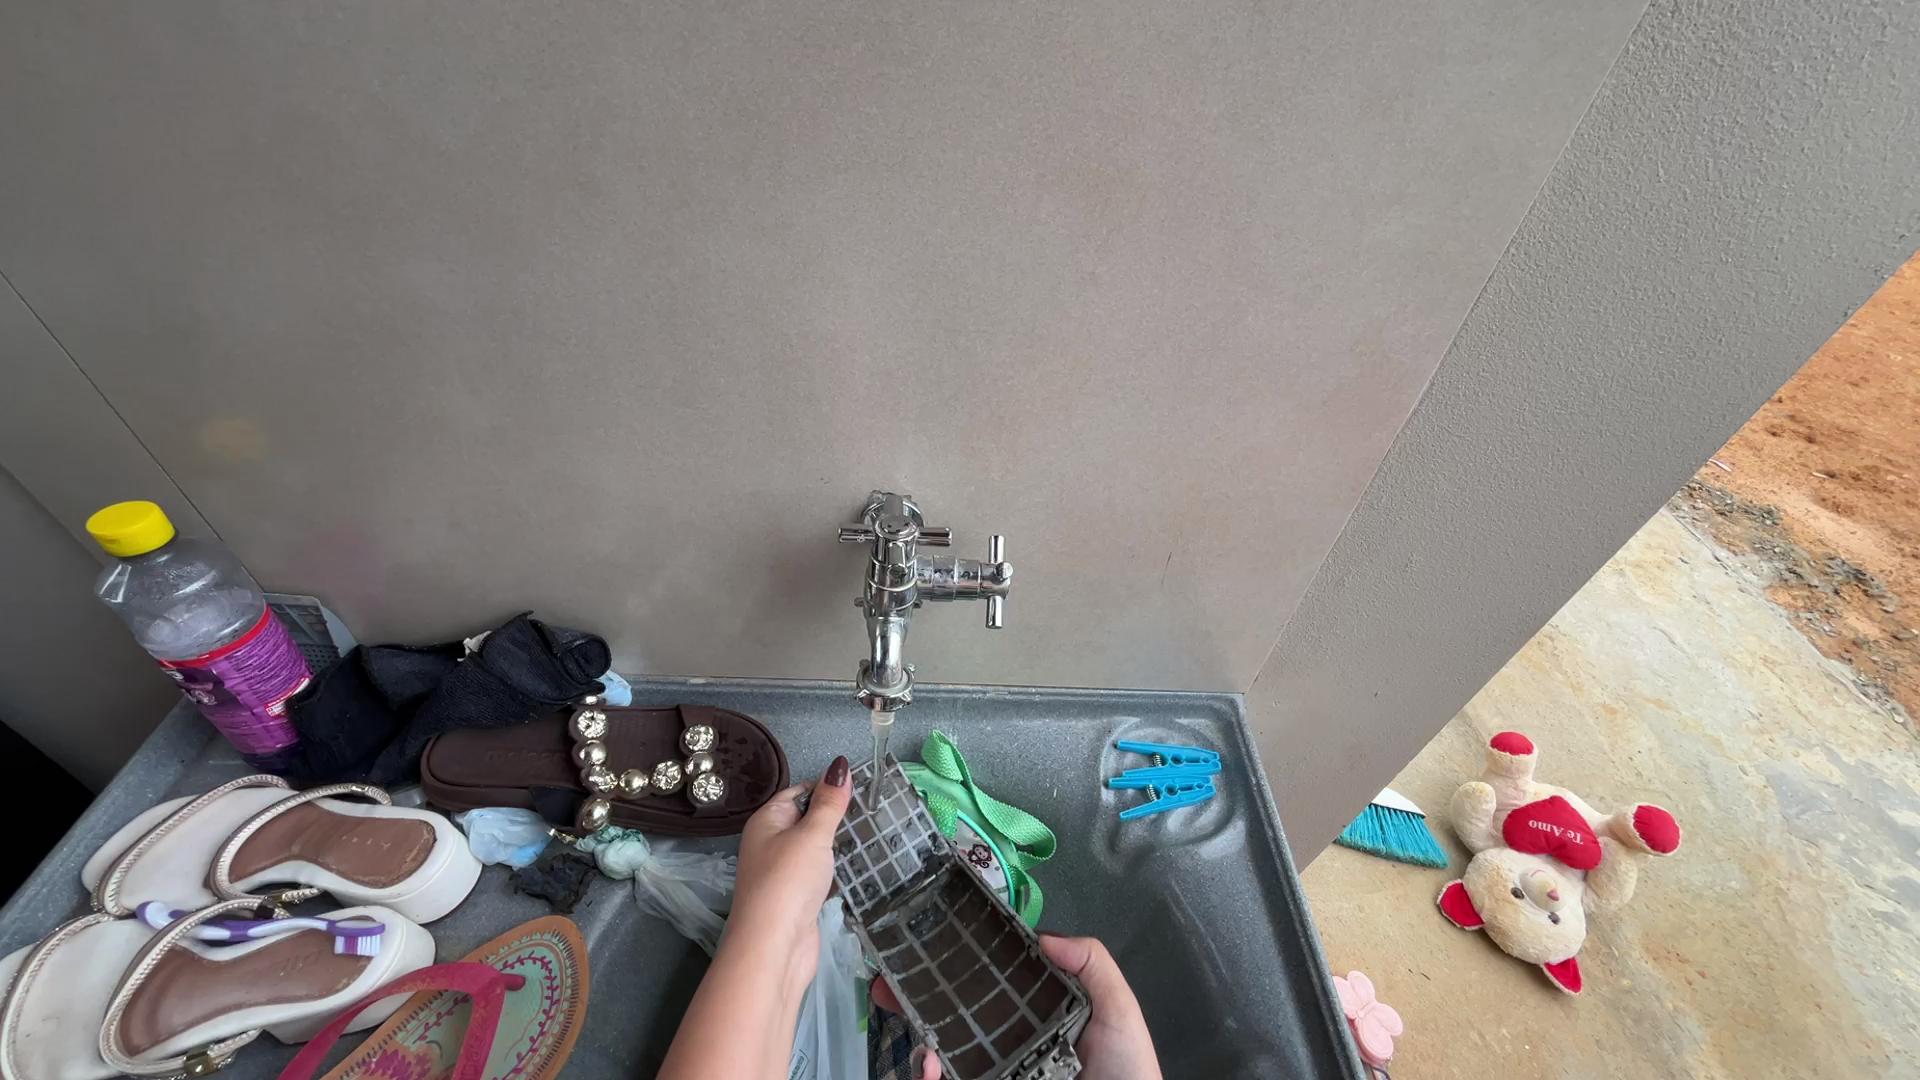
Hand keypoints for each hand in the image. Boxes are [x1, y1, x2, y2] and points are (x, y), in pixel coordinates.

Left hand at [721, 755, 851, 996]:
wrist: (773, 949)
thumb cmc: (788, 882)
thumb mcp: (812, 834)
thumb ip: (829, 802)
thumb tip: (840, 764)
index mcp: (767, 821)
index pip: (799, 792)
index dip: (826, 788)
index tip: (859, 789)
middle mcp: (769, 844)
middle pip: (806, 819)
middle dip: (834, 818)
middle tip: (872, 811)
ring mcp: (782, 874)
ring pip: (814, 849)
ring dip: (836, 846)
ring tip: (870, 836)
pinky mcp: (795, 899)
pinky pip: (818, 874)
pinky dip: (834, 871)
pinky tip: (856, 869)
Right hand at [873, 933, 1161, 1079]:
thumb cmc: (1124, 1070)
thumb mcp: (1117, 1010)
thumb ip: (1091, 964)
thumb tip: (1041, 935)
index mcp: (1031, 1014)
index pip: (986, 983)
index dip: (956, 963)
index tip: (925, 943)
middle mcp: (1006, 1042)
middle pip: (953, 1014)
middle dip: (914, 996)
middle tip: (884, 982)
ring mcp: (993, 1071)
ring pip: (942, 1052)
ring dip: (916, 1034)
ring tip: (904, 1022)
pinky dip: (929, 1077)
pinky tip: (927, 1065)